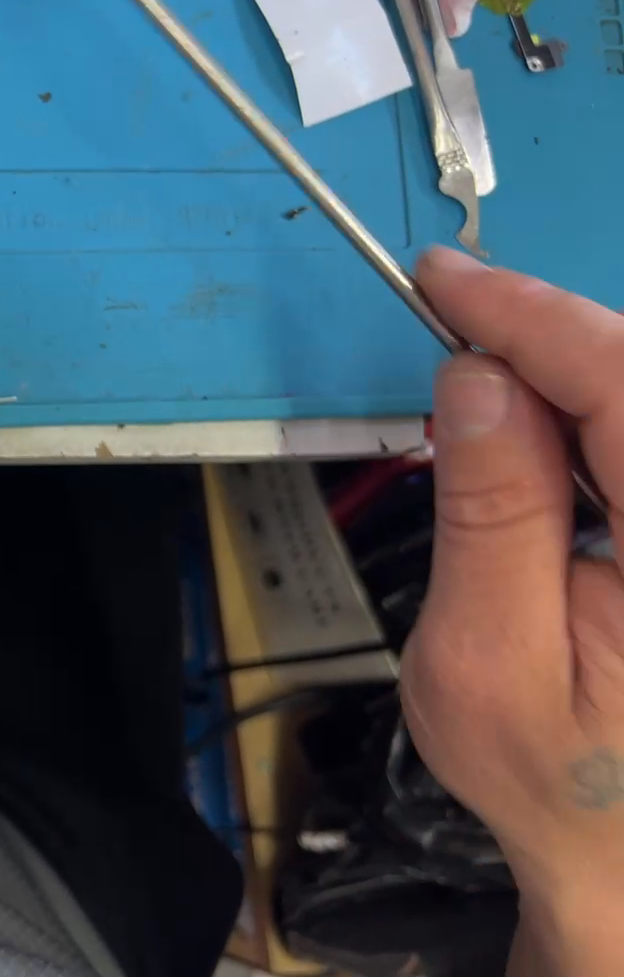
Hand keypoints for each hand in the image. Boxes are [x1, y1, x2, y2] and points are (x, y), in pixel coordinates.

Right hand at [401, 248, 623, 970]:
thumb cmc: (552, 775)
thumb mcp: (486, 651)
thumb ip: (491, 514)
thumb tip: (471, 384)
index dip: (536, 321)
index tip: (445, 278)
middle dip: (563, 333)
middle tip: (452, 311)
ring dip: (590, 366)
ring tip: (491, 359)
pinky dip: (612, 408)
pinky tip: (553, 412)